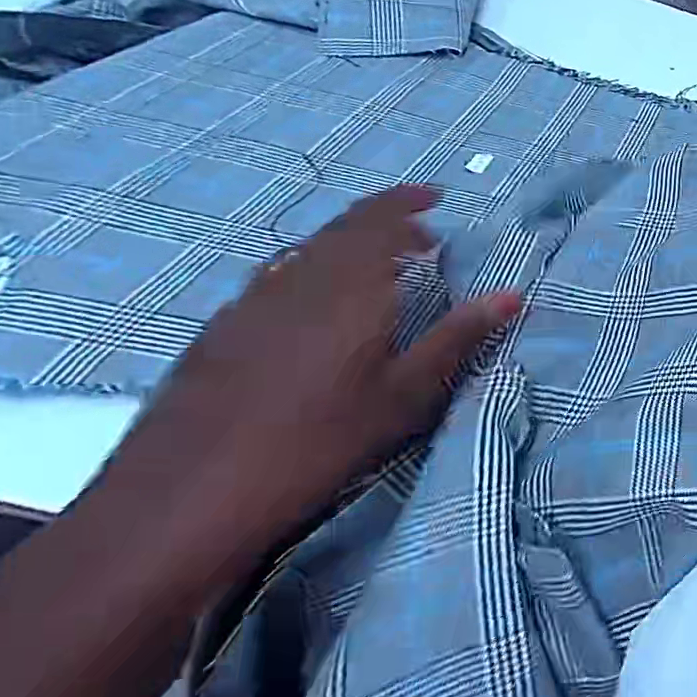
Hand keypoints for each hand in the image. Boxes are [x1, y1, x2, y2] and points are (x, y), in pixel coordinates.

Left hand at [0, 186, 520, 696]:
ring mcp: (251, 302)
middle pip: (343, 228)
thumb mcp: (405, 395)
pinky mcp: (219, 331)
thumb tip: (513, 294)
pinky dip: (311, 272)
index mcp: (349, 284)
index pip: (380, 218)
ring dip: (347, 247)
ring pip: (307, 252)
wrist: (182, 500)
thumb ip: (459, 337)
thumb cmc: (316, 442)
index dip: (407, 200)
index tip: (435, 196)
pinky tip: (313, 309)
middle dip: (385, 223)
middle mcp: (299, 278)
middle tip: (420, 238)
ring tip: (376, 269)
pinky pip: (277, 278)